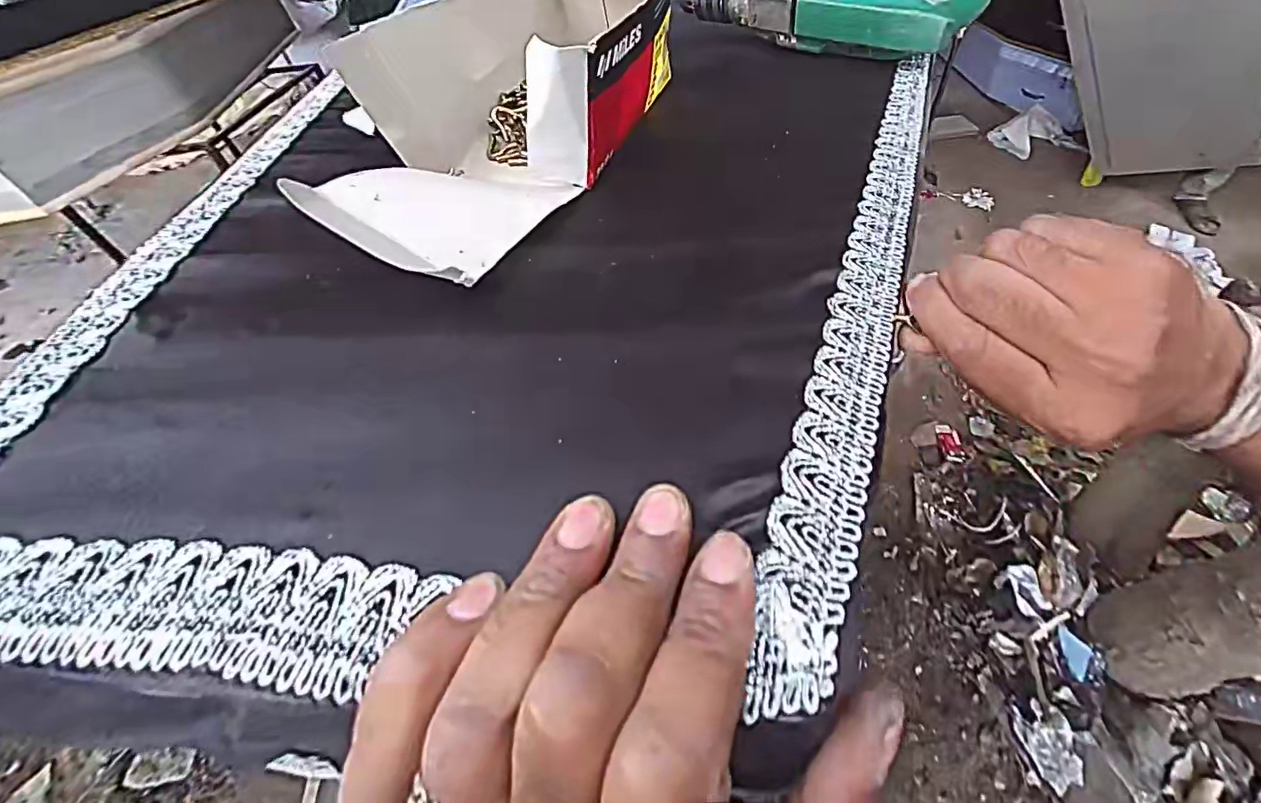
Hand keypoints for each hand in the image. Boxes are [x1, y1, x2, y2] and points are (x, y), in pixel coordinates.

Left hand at [342, 485, 905, 802]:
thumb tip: (869, 715)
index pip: (671, 744)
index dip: (705, 637)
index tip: (727, 560)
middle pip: (573, 701)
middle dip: (629, 589)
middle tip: (661, 516)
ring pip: (482, 698)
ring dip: (540, 590)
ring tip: (584, 523)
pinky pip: (392, 721)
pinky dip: (433, 642)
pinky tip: (480, 588)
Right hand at [902, 216, 1246, 449]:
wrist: (1205, 371)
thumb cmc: (1113, 389)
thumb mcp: (1038, 402)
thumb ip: (973, 364)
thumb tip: (918, 324)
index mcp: (1067, 406)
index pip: (971, 346)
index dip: (932, 312)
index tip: (919, 294)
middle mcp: (1099, 355)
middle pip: (983, 289)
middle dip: (958, 279)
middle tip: (966, 283)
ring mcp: (1123, 299)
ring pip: (1006, 248)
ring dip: (996, 258)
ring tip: (1021, 278)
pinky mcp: (1136, 255)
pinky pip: (1043, 225)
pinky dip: (1032, 239)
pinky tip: (1051, 262)